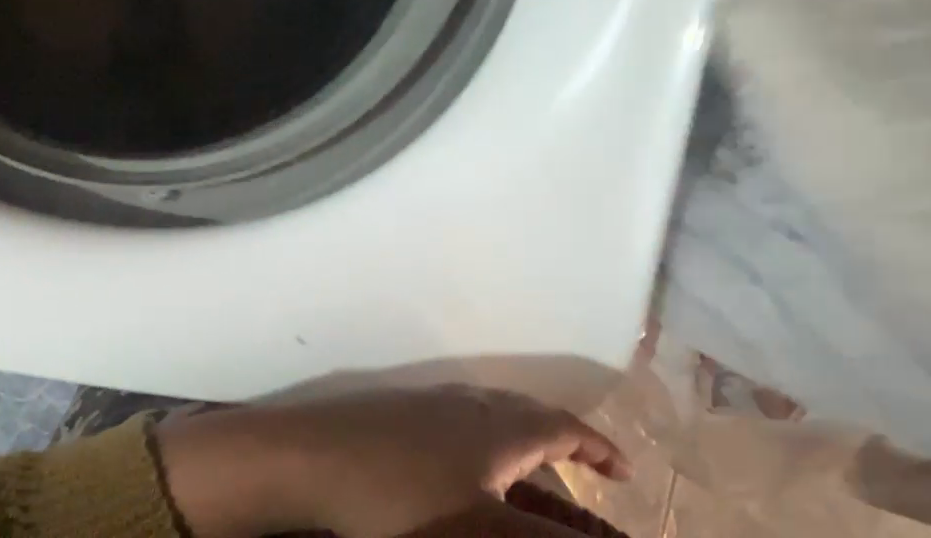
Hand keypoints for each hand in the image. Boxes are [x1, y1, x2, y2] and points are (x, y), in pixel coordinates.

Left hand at [155, 385, 629, 537]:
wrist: (307, 461)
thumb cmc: (401, 498)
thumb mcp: (484, 527)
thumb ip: (546, 536)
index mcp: (495, 428)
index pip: (559, 426)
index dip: (595, 446)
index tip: (622, 469)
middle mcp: (463, 405)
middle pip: (522, 416)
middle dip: (558, 442)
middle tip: (582, 469)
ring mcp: (422, 406)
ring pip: (485, 419)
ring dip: (516, 445)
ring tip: (530, 473)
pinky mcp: (391, 416)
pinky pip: (453, 424)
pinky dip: (477, 446)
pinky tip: (462, 468)